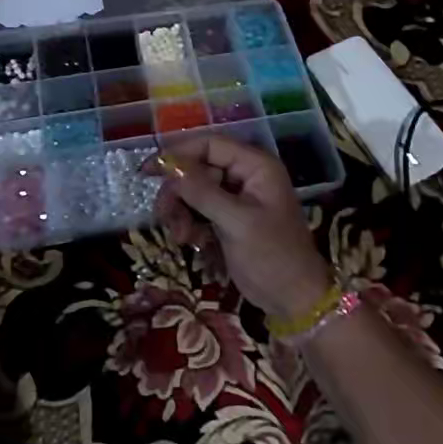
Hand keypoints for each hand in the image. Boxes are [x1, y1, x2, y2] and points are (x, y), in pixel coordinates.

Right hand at [146, 135, 330, 318]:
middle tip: (163, 214)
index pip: (210, 145)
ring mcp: (236, 198)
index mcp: (256, 167)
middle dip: (178, 192)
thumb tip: (168, 166)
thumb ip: (202, 192)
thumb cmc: (273, 255)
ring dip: (181, 211)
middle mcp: (245, 176)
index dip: (178, 153)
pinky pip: (198, 210)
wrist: (293, 298)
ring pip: (193, 191)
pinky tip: (192, 242)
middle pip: (197, 168)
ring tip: (180, 236)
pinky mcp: (227, 219)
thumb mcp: (236, 222)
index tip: (149, 170)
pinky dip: (190, 224)